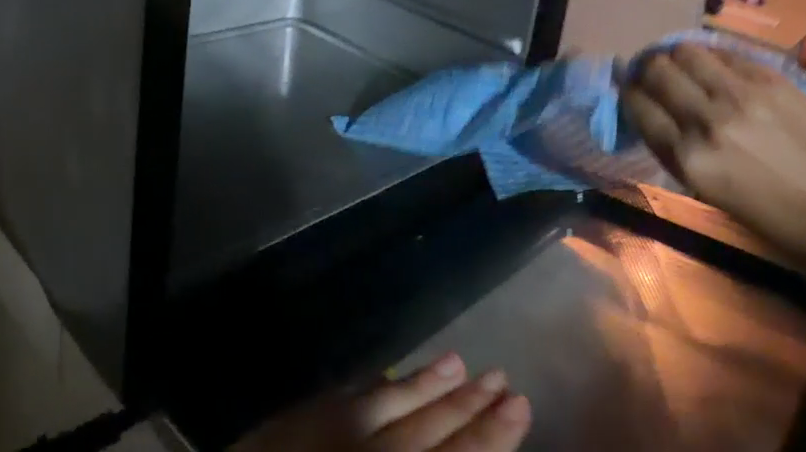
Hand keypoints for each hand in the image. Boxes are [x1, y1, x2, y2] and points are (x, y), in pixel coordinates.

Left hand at [231, 353, 530, 451]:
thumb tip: (454, 443)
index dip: (487, 433)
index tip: (520, 403)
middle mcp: (362, 447)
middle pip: (424, 429)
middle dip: (467, 405)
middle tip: (503, 377)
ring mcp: (323, 434)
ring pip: (386, 404)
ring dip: (425, 384)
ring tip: (461, 362)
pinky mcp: (286, 425)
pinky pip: (340, 398)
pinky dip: (370, 385)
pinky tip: (388, 372)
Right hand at [621, 44, 805, 272]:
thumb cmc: (781, 223)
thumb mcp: (714, 196)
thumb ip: (680, 154)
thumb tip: (658, 119)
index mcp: (689, 159)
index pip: (637, 106)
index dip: (627, 94)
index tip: (629, 90)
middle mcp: (706, 119)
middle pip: (655, 71)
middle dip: (645, 69)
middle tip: (650, 73)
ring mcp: (739, 93)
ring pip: (685, 51)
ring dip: (675, 55)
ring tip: (680, 64)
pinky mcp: (769, 77)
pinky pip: (724, 53)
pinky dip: (711, 56)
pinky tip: (716, 67)